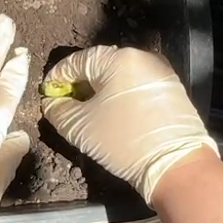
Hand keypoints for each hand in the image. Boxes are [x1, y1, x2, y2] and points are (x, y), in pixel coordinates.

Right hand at [42, 46, 216, 205]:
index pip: (76, 62)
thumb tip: (51, 102)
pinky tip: (114, 117)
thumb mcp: (80, 127)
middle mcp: (142, 58)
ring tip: (89, 114)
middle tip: (66, 106)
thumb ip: (58, 110)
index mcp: (118, 58)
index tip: (46, 95)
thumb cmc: (123, 140)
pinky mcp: (172, 91)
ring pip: (119, 78)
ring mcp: (160, 73)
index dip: (56, 78)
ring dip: (100, 92)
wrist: (176, 165)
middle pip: (99, 67)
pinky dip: (120, 98)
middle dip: (79, 85)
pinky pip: (136, 88)